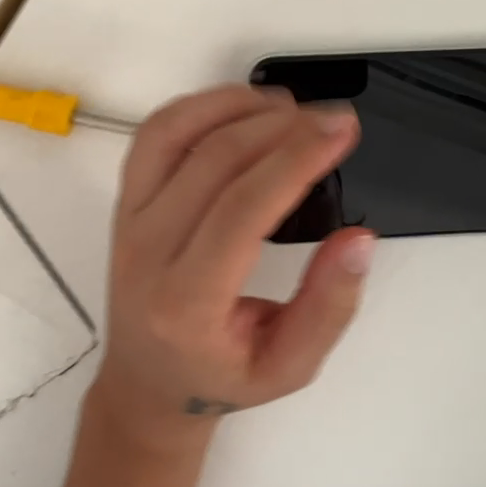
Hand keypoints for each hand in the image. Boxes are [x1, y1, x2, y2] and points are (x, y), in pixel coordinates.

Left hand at [90, 83, 374, 449]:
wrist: (147, 380)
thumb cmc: (220, 374)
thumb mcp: (290, 366)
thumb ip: (328, 306)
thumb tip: (360, 238)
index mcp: (187, 302)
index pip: (242, 209)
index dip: (296, 159)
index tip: (341, 131)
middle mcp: (148, 251)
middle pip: (214, 162)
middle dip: (283, 128)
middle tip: (332, 119)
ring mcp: (129, 218)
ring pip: (176, 134)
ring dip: (237, 106)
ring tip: (291, 107)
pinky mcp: (125, 198)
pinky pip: (156, 134)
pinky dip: (199, 106)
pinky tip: (243, 106)